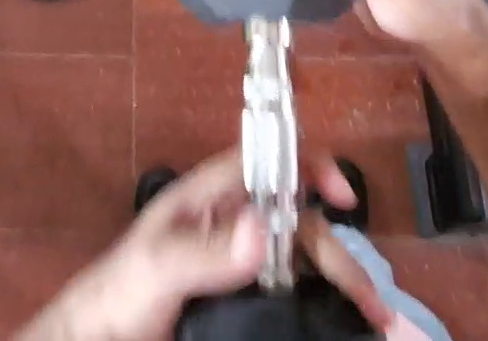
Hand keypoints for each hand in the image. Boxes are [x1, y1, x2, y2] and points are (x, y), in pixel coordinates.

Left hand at [18, 149, 393, 340]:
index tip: (344, 197)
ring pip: (299, 260)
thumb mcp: (155, 269)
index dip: (307, 166)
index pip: (264, 163)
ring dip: (335, 283)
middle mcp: (228, 225)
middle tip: (369, 301)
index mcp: (207, 199)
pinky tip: (337, 327)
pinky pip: (289, 295)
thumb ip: (202, 251)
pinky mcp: (240, 304)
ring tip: (368, 320)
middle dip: (335, 252)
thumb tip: (261, 227)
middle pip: (295, 222)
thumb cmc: (118, 297)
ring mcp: (236, 266)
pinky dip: (318, 306)